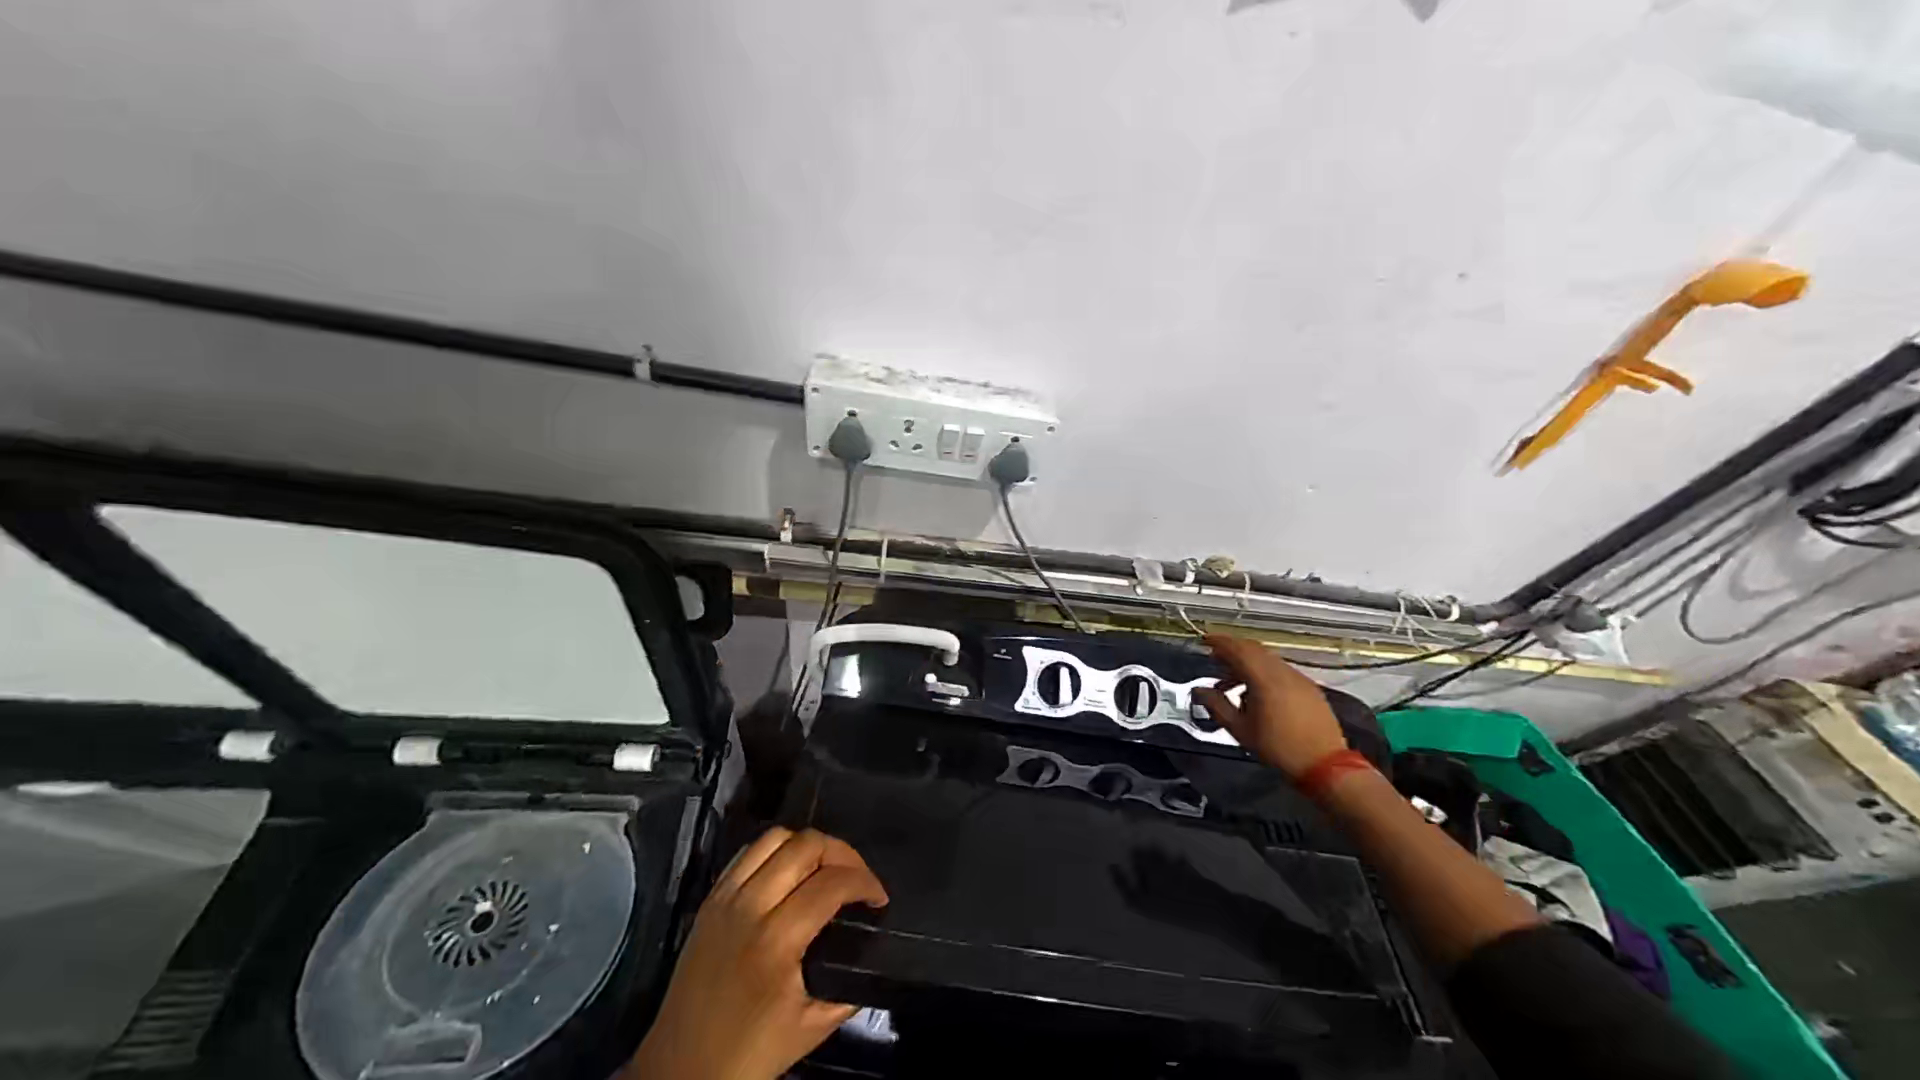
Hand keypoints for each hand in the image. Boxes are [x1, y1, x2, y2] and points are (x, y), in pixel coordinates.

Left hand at [629, 827, 888, 1079]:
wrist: (679, 1070)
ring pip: (776, 838)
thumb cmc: (747, 1052)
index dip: (866, 882)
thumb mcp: (811, 1027)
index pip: (833, 882)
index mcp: (776, 940)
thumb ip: (848, 987)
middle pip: (806, 845)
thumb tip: (871, 954)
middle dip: (844, 854)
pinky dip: (776, 851)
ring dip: (809, 846)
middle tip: (858, 879)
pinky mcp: (709, 899)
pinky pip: (748, 853)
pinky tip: (790, 873)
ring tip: (827, 869)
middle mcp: (749, 906)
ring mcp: (725, 898)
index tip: (879, 898)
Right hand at [1192, 633, 1347, 778]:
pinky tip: (1256, 692)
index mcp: (1264, 680)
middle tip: (1215, 658)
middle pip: (1254, 649)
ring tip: (1232, 681)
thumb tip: (1200, 690)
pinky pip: (1281, 670)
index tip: (1205, 640)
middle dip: (1233, 649)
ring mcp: (1299, 679)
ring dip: (1248, 662)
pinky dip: (1264, 672)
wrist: (1325, 765)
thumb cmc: (1278, 748)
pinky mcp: (1310, 688)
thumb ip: (1217, 706)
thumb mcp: (1240, 730)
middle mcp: (1283, 673)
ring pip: (1269, 659)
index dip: (1219, 641)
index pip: (1238, 650)